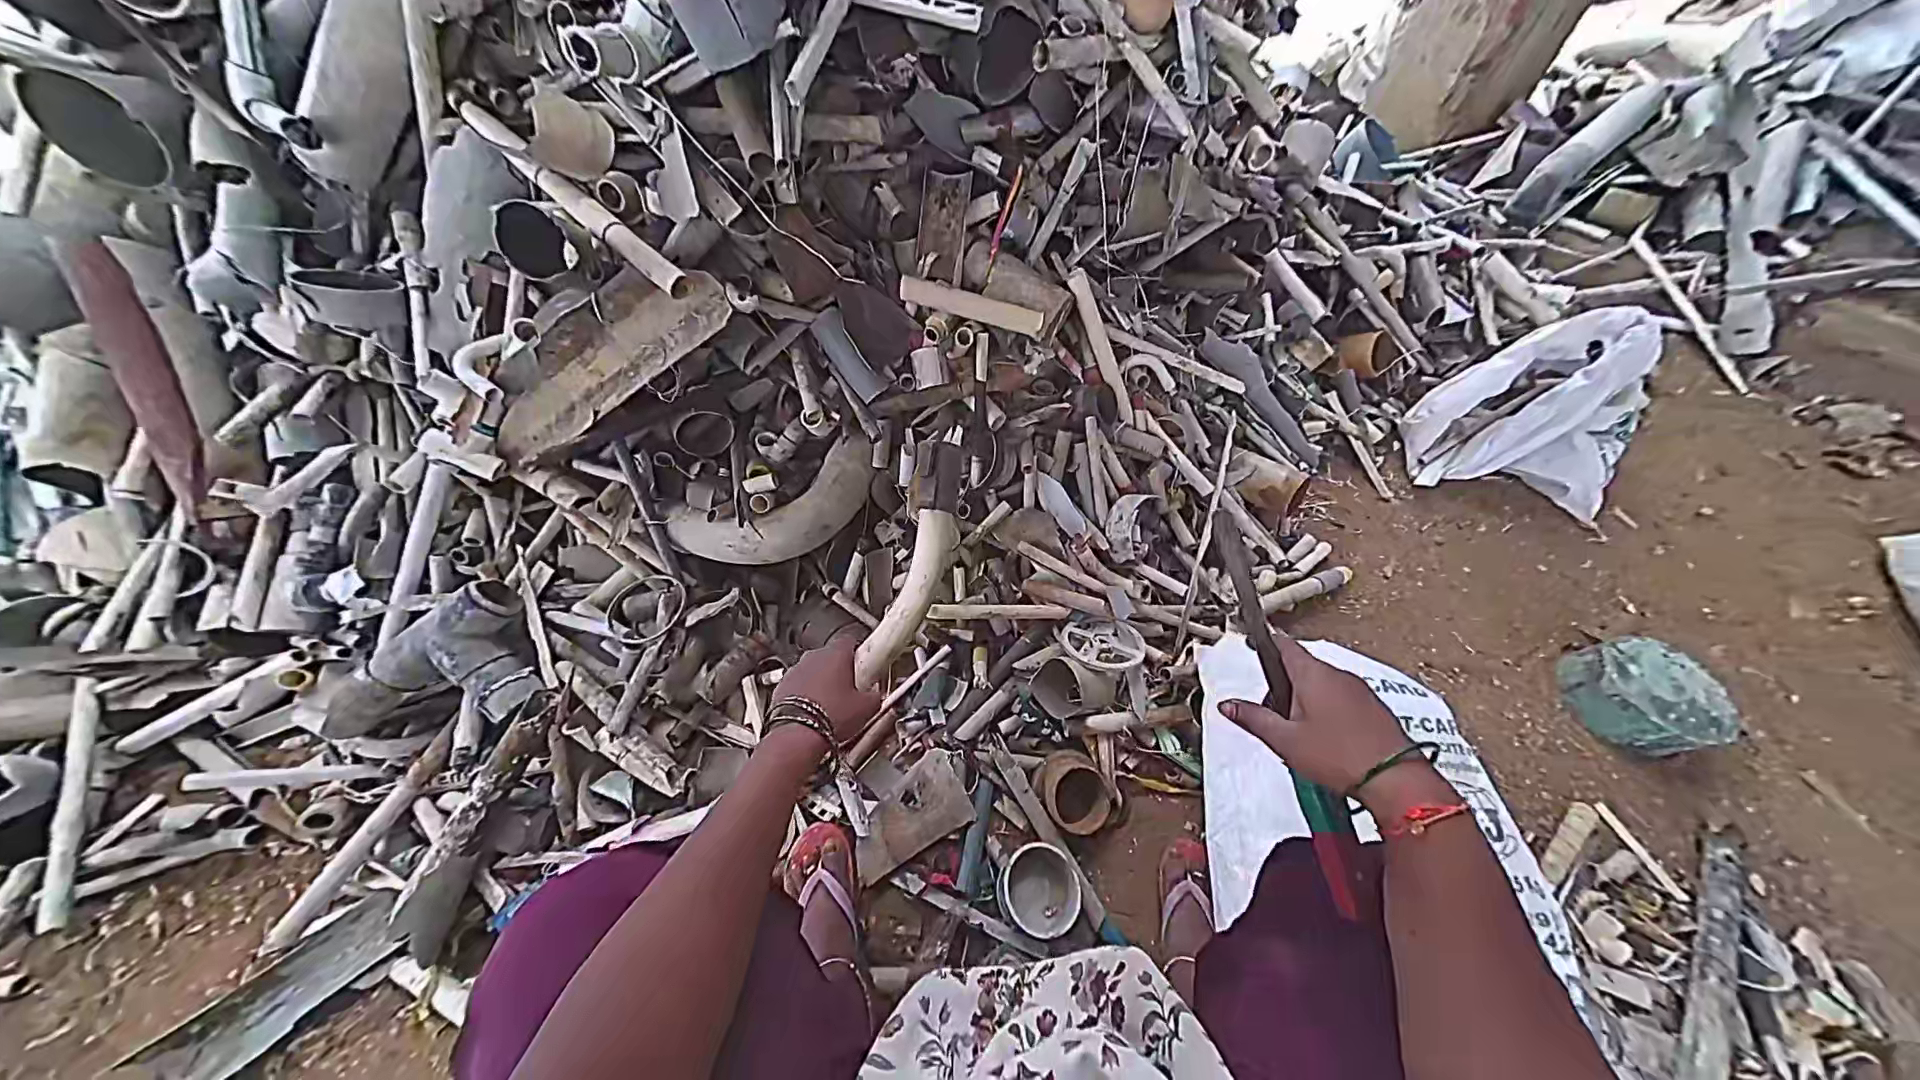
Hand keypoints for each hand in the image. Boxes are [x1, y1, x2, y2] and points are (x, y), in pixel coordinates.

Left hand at [773, 634, 881, 745]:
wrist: (797, 737)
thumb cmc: (828, 717)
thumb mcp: (866, 708)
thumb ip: (874, 695)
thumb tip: (875, 697)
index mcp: (835, 653)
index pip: (851, 641)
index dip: (860, 654)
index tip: (866, 667)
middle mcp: (812, 657)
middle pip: (830, 657)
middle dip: (841, 671)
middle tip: (852, 691)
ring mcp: (794, 671)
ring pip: (813, 672)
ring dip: (822, 684)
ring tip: (832, 706)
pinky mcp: (781, 688)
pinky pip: (798, 687)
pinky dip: (806, 696)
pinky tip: (815, 713)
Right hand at [1219, 636, 1425, 802]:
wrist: (1396, 782)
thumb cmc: (1341, 757)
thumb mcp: (1285, 739)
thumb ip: (1254, 718)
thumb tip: (1228, 706)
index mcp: (1313, 675)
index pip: (1284, 645)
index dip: (1266, 642)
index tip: (1254, 641)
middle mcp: (1339, 676)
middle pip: (1301, 668)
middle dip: (1283, 687)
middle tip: (1273, 716)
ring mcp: (1360, 691)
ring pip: (1322, 685)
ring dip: (1306, 701)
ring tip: (1301, 735)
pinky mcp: (1374, 709)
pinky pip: (1341, 700)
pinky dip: (1327, 712)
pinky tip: (1326, 740)